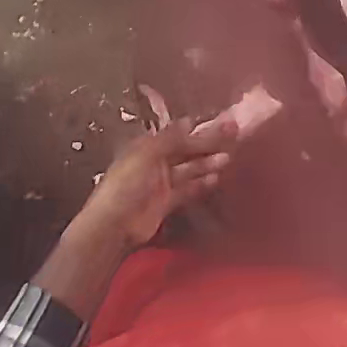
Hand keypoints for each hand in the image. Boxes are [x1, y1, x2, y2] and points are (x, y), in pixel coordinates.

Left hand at [75, 117, 238, 247]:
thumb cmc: (127, 183)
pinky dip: (201, 184)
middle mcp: (155, 162)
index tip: (219, 122)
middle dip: (207, 144)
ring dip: (206, 163)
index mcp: (147, 146)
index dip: (197, 128)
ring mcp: (161, 183)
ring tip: (227, 158)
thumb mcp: (147, 154)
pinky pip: (187, 189)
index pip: (176, 134)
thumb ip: (169, 139)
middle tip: (232, 136)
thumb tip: (190, 121)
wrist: (115, 225)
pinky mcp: (167, 202)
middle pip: (185, 150)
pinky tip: (216, 179)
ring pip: (189, 169)